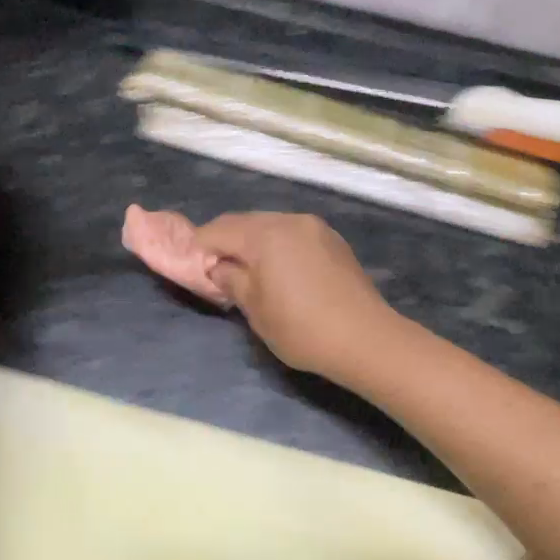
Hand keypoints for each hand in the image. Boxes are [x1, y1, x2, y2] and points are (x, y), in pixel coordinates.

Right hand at [193, 212, 402, 378]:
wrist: (365, 339)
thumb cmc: (302, 328)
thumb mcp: (256, 310)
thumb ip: (232, 280)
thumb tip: (219, 266)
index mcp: (266, 234)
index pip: (220, 229)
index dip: (201, 246)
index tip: (194, 266)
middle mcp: (291, 221)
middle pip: (247, 223)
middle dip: (229, 243)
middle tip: (219, 271)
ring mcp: (317, 229)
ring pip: (274, 228)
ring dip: (256, 245)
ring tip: (250, 274)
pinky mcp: (335, 242)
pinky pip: (296, 237)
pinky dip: (281, 249)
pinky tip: (282, 274)